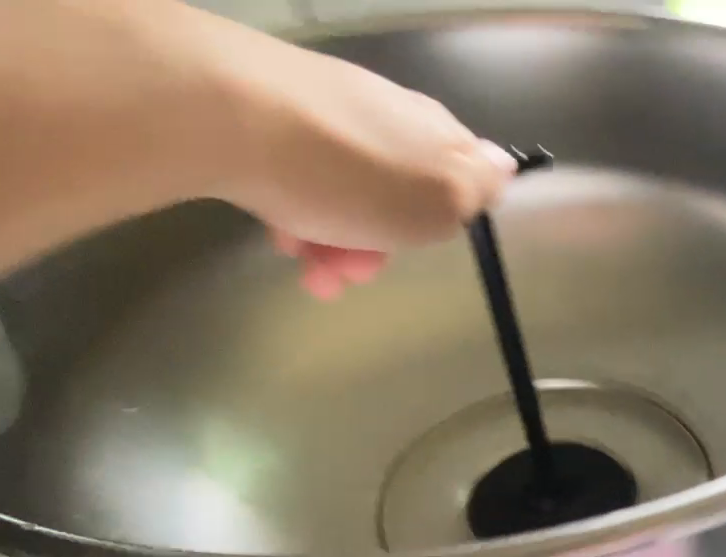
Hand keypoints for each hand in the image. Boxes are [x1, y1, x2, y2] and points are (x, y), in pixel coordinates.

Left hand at [205, 26, 516, 298]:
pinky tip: (281, 237)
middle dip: (383, 245)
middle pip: (400, 196)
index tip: (426, 245)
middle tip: (356, 273)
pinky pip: (300, 183)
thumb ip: (480, 186)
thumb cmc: (350, 173)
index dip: (448, 217)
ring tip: (313, 272)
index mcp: (433, 131)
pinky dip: (297, 218)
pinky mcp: (270, 122)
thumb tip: (503, 166)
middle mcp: (384, 116)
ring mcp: (325, 117)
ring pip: (348, 198)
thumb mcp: (442, 195)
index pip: (463, 173)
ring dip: (339, 245)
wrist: (222, 115)